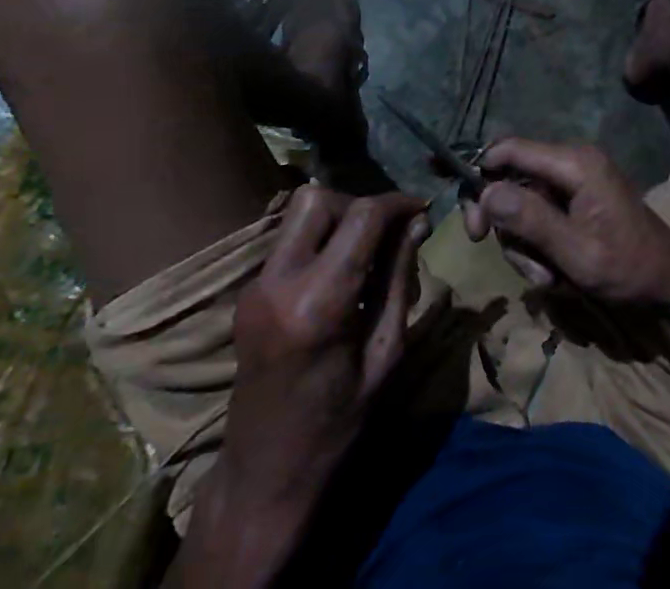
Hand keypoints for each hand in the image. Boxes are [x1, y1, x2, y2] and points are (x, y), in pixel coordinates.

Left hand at [211, 187, 429, 528]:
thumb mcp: (385, 353)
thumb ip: (399, 280)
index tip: (421, 209)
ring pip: (297, 213)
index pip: (361, 217)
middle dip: (359, 204)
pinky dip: (319, 240)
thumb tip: (417, 225)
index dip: (397, 203)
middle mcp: (277, 282)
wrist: (266, 470)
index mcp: (318, 304)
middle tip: (388, 233)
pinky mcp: (247, 291)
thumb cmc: (339, 424)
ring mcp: (255, 285)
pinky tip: (341, 273)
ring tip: (367, 252)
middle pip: (317, 199)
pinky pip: (288, 241)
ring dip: (337, 218)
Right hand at [463, 139, 669, 306]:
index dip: (476, 170)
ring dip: (521, 243)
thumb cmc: (628, 268)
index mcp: (576, 163)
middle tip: (481, 242)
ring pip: (518, 204)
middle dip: (498, 217)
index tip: (460, 207)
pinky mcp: (572, 203)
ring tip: (545, 277)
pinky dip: (535, 246)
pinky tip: (553, 273)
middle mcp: (571, 164)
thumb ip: (530, 220)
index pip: (509, 149)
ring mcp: (572, 184)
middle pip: (508, 177)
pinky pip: (536, 217)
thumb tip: (485, 191)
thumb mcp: (577, 252)